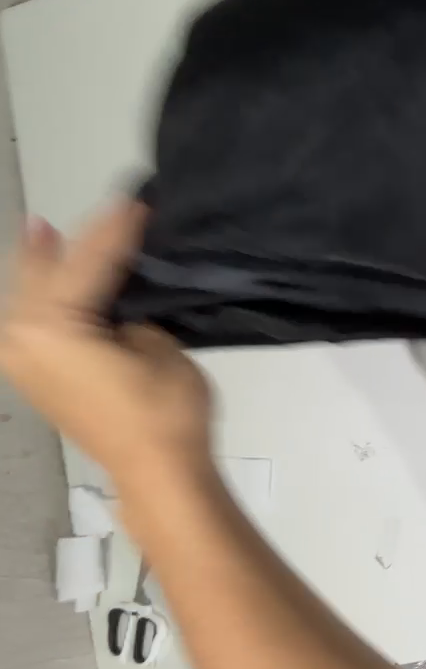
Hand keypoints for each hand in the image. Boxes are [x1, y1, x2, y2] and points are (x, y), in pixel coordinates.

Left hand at [0, 202, 212, 485]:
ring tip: (56, 233)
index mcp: (47, 326)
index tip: (134, 202)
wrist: (156, 467)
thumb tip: (119, 311)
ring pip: (29, 295)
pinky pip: (33, 317)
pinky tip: (57, 281)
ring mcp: (20, 356)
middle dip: (64, 245)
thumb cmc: (165, 410)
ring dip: (48, 266)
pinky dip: (48, 294)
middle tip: (95, 211)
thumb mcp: (161, 351)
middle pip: (40, 276)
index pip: (86, 265)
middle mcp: (16, 335)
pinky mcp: (36, 372)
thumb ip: (132, 321)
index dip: (115, 232)